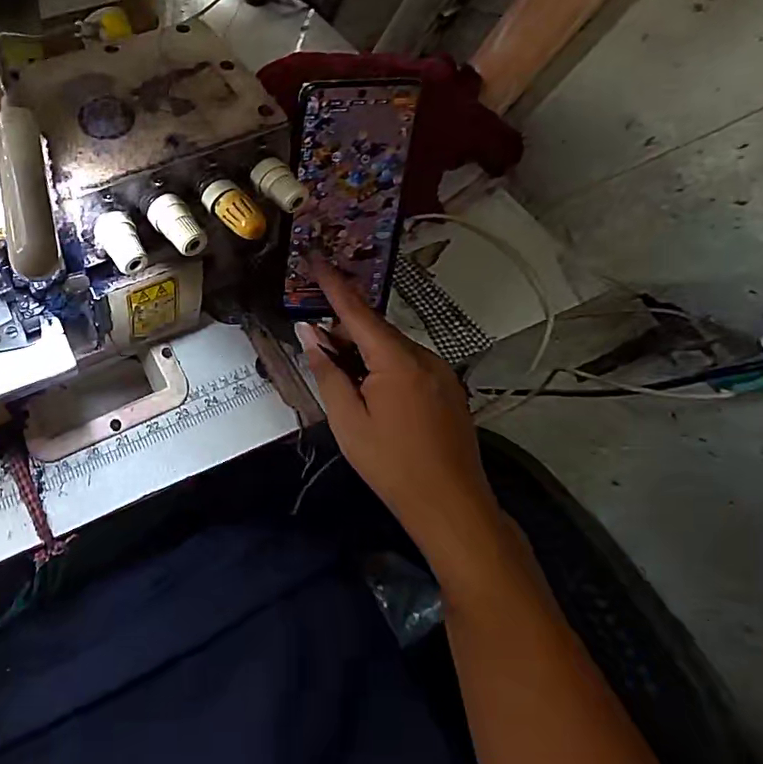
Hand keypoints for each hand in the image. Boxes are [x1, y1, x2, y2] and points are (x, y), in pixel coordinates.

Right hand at [297, 260, 500, 564]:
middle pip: (375, 329)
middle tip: (317, 351)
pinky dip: (383, 366)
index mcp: (397, 361)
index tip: (315, 257)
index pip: (357, 311)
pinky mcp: (449, 390)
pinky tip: (372, 395)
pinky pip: (409, 364)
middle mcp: (425, 357)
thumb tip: (310, 334)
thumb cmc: (391, 464)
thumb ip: (327, 371)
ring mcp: (442, 373)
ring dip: (363, 353)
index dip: (332, 284)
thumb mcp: (347, 420)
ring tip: (343, 383)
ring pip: (392, 348)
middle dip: (343, 332)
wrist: (452, 507)